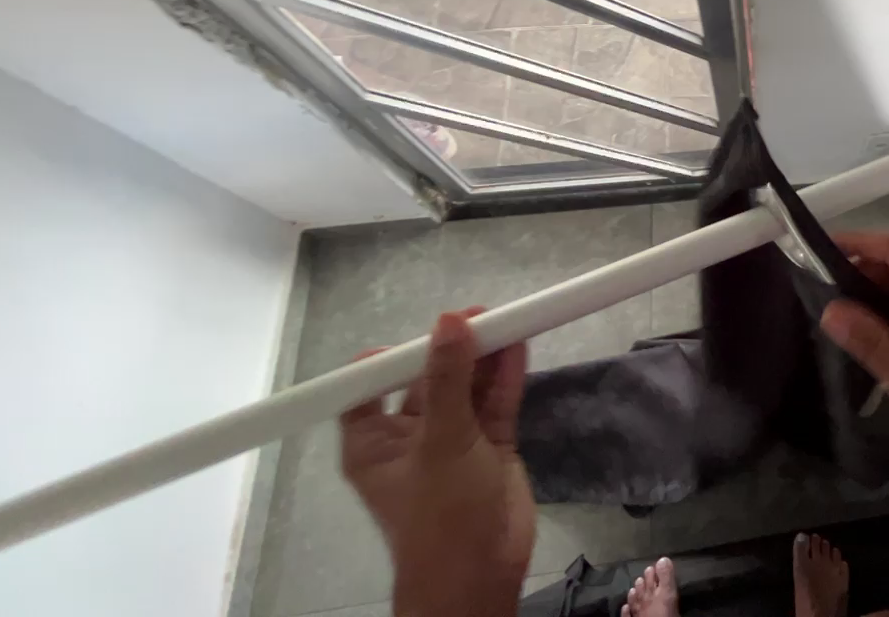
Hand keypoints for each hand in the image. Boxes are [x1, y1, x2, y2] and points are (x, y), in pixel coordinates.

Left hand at [340, 309, 534, 616]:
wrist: (483, 572)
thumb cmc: (439, 513)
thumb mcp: (441, 441)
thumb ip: (450, 376)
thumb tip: (450, 319)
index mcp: (374, 443)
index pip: (369, 389)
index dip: (391, 357)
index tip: (426, 328)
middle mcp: (411, 437)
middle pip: (428, 380)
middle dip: (451, 349)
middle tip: (479, 316)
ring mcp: (454, 440)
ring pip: (468, 387)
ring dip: (485, 357)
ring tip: (506, 319)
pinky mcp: (491, 444)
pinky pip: (496, 400)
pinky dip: (507, 373)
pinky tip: (519, 342)